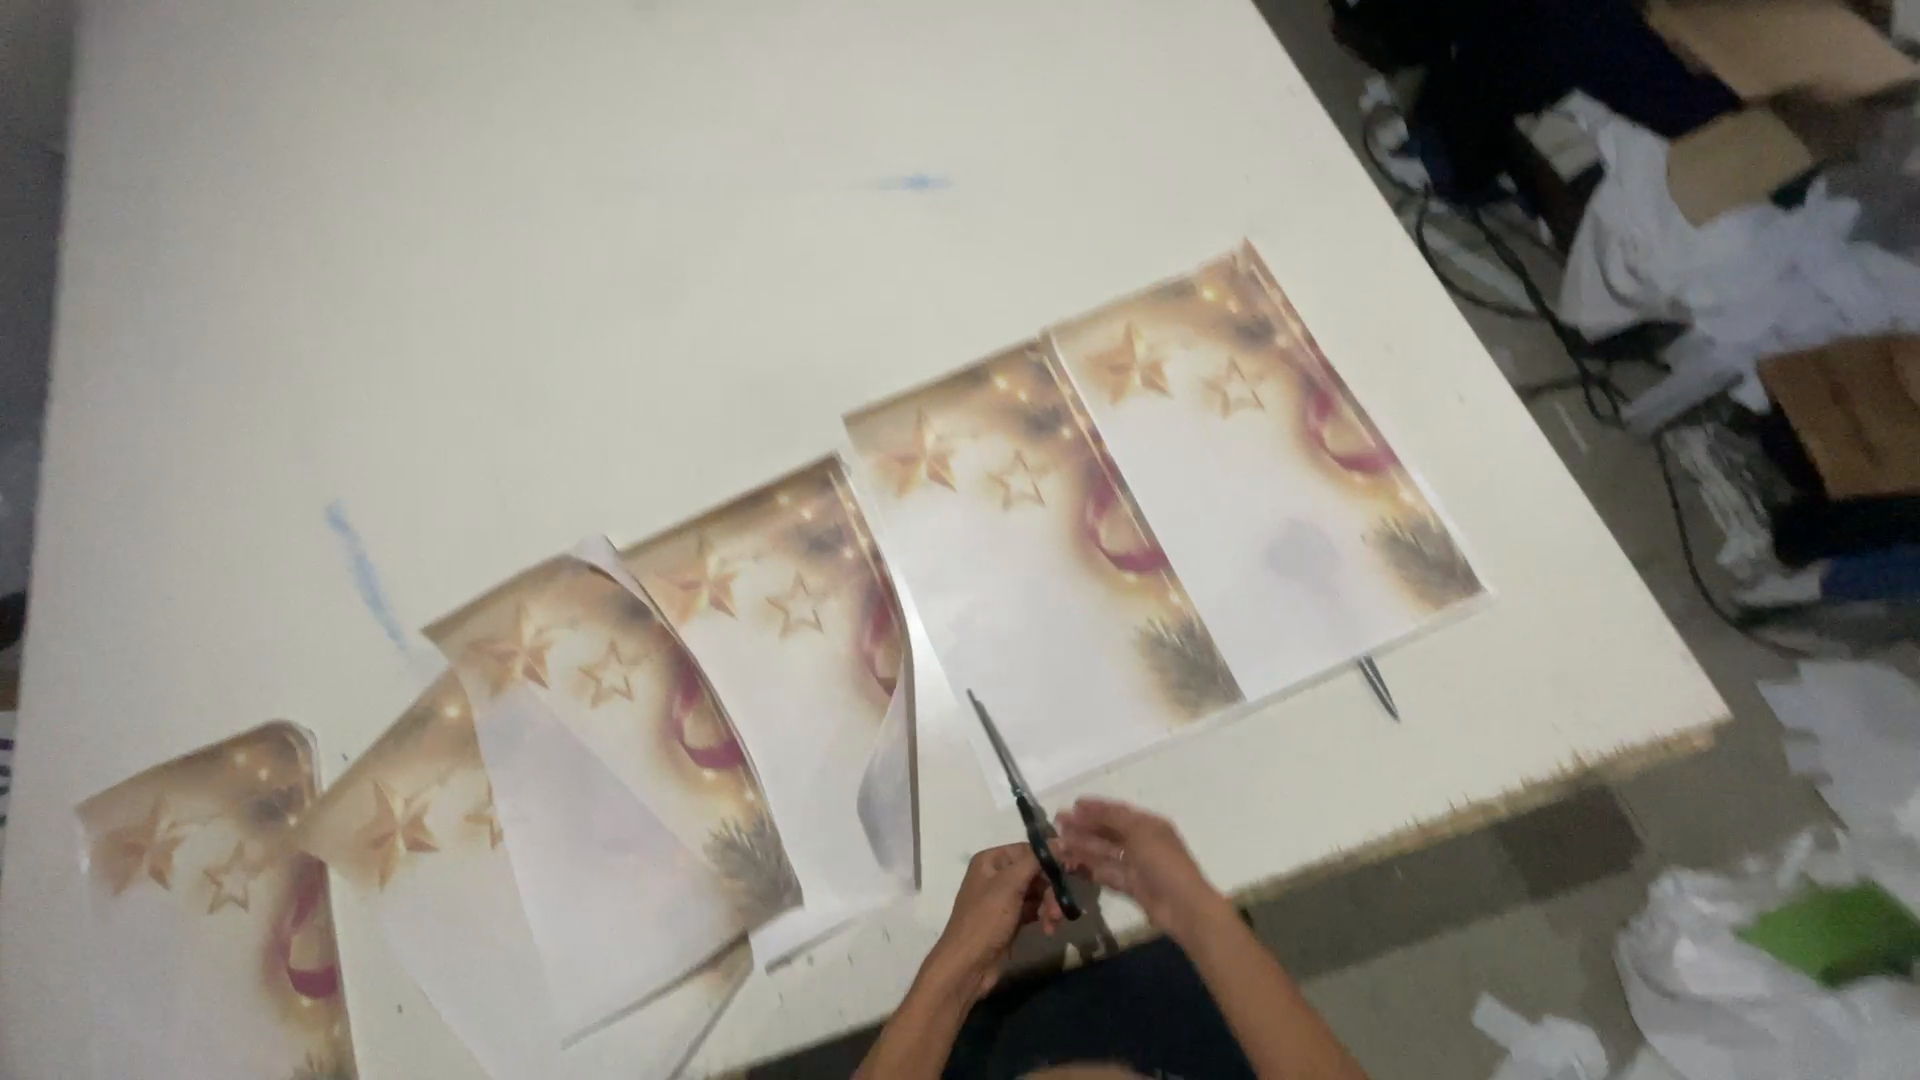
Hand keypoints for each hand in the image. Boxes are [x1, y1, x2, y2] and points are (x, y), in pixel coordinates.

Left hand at [926, 842, 1064, 1000]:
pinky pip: (1033, 910)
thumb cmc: (986, 919)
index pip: (1027, 850)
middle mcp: (996, 875)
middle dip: (1050, 890)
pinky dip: (1043, 917)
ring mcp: (1003, 899)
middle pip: (1034, 873)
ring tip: (1054, 923)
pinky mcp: (1010, 919)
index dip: (1049, 859)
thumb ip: (1035, 861)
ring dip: (1049, 906)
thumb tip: (1061, 840)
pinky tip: (1049, 930)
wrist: (968, 966)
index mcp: (991, 860)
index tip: (1072, 869)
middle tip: (1060, 909)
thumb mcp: (1010, 885)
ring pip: (1036, 893)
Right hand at [1054, 797, 1231, 942]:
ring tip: (1059, 842)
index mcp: (1148, 825)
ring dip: (1082, 846)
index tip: (1073, 805)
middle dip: (1084, 826)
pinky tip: (1072, 863)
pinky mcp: (1131, 886)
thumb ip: (1112, 817)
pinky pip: (1107, 872)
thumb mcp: (1140, 832)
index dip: (1095, 808)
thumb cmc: (1163, 863)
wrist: (1184, 907)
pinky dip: (1090, 868)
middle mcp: (1141, 842)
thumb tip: (1085, 806)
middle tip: (1058, 823)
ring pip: (1104, 852)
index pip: (1117, 812)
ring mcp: (1136, 865)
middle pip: (1108, 832)